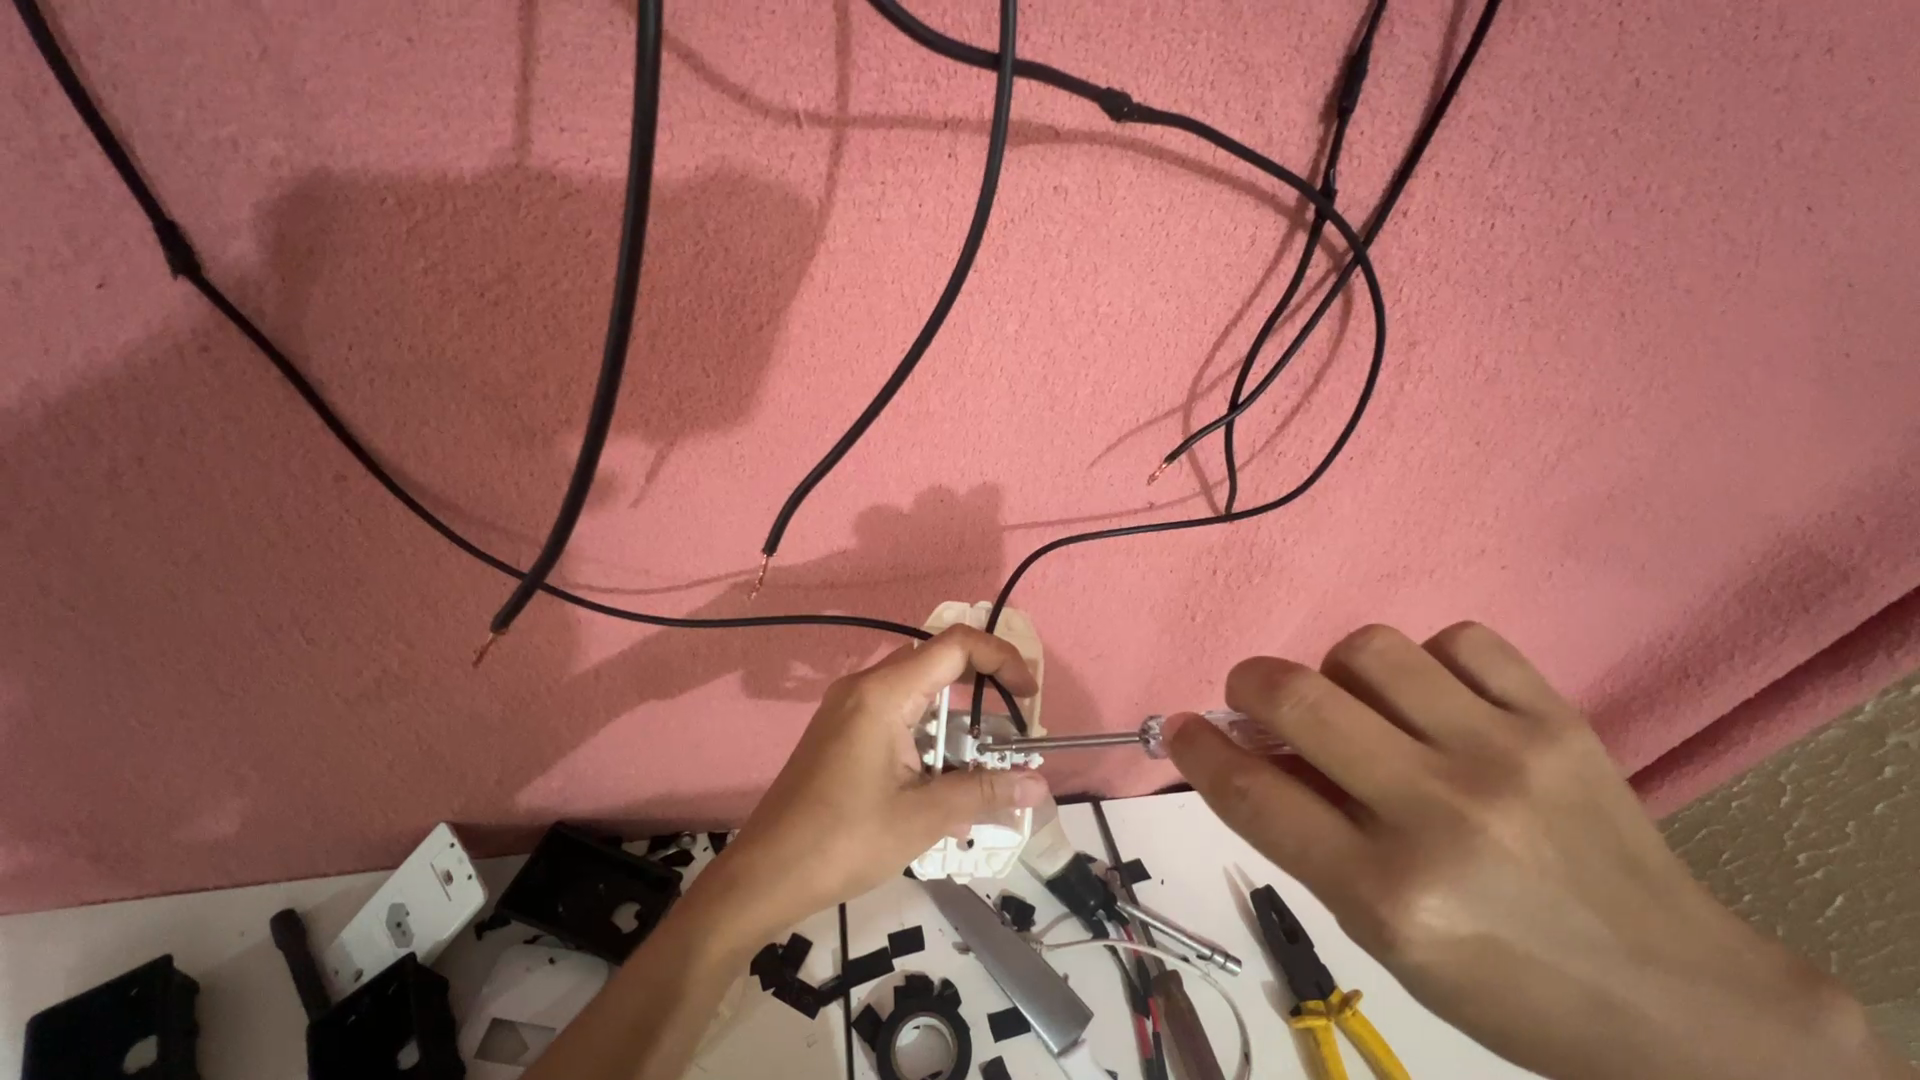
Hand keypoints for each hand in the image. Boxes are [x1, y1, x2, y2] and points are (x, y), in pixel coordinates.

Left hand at [694, 626, 1048, 940]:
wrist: (765, 875)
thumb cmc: (844, 840)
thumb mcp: (924, 817)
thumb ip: (985, 792)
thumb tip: (1039, 786)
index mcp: (884, 694)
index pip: (955, 644)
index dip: (1001, 659)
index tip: (1029, 697)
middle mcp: (863, 688)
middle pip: (936, 664)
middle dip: (982, 691)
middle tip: (1014, 731)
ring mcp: (847, 710)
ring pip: (917, 694)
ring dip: (955, 723)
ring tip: (984, 768)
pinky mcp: (840, 734)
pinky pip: (895, 718)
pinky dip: (928, 740)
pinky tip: (944, 787)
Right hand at [1168, 623, 1906, 1079]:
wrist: (1674, 996)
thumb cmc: (1499, 982)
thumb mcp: (1381, 935)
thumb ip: (1307, 838)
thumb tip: (1251, 751)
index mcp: (1384, 892)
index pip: (1252, 793)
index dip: (1198, 748)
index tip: (1182, 727)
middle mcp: (1437, 813)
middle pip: (1297, 698)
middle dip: (1248, 683)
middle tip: (1251, 696)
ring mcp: (1504, 755)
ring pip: (1369, 648)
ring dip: (1337, 670)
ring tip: (1357, 703)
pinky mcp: (1560, 720)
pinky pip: (1459, 641)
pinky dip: (1428, 663)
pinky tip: (1437, 701)